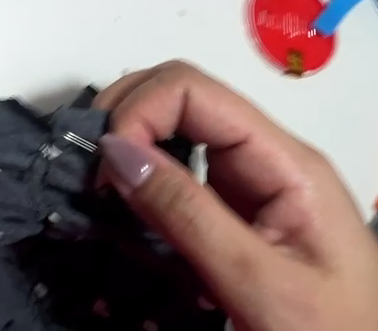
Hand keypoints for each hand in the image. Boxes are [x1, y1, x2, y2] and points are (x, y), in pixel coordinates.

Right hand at [93, 61, 377, 330]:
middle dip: (126, 118)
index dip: (139, 109)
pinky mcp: (239, 214)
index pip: (192, 89)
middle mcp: (265, 157)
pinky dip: (143, 179)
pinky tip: (126, 208)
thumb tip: (114, 147)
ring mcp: (253, 184)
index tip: (106, 166)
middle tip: (93, 171)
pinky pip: (180, 173)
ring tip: (101, 188)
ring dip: (130, 146)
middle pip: (179, 95)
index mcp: (285, 160)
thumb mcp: (263, 287)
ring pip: (175, 129)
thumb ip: (188, 214)